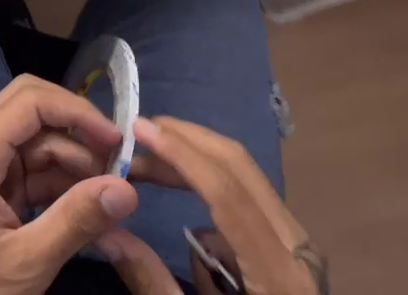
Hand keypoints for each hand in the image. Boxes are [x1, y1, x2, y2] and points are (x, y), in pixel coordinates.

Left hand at [0, 75, 141, 294]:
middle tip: (118, 159)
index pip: (29, 102)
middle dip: (77, 127)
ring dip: (77, 159)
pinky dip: (66, 182)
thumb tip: (127, 189)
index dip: (76, 111)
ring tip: (114, 191)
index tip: (118, 141)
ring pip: (39, 140)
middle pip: (33, 109)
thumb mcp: (25, 263)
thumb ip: (75, 222)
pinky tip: (94, 204)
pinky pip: (37, 169)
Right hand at [102, 117, 323, 294]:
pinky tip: (186, 222)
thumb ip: (153, 284)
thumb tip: (107, 232)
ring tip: (147, 164)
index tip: (138, 128)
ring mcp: (300, 248)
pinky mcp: (294, 252)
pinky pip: (249, 205)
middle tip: (135, 133)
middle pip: (240, 167)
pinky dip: (212, 194)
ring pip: (246, 178)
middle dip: (185, 140)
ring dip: (195, 161)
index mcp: (280, 275)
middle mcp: (298, 248)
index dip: (181, 153)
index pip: (226, 191)